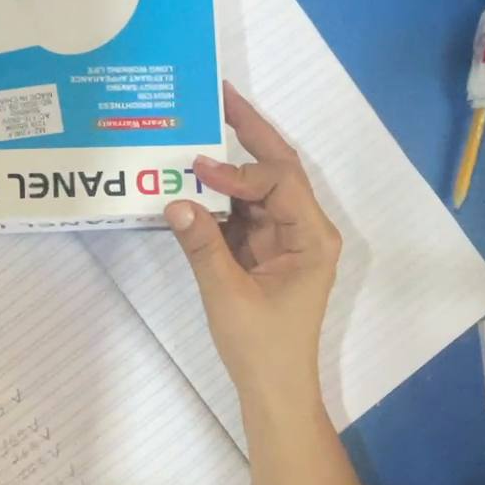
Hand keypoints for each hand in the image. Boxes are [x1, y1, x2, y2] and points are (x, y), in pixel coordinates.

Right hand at [164, 83, 340, 414]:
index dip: (238, 171)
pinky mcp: (265, 251)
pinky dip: (220, 197)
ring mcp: (284, 239)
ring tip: (202, 128)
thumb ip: (202, 246)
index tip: (198, 169)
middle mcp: (304, 230)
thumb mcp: (228, 296)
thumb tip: (173, 201)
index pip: (278, 183)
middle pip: (278, 170)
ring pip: (260, 188)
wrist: (274, 389)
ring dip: (232, 163)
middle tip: (220, 95)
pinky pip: (243, 213)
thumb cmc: (262, 347)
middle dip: (250, 133)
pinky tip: (195, 181)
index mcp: (311, 238)